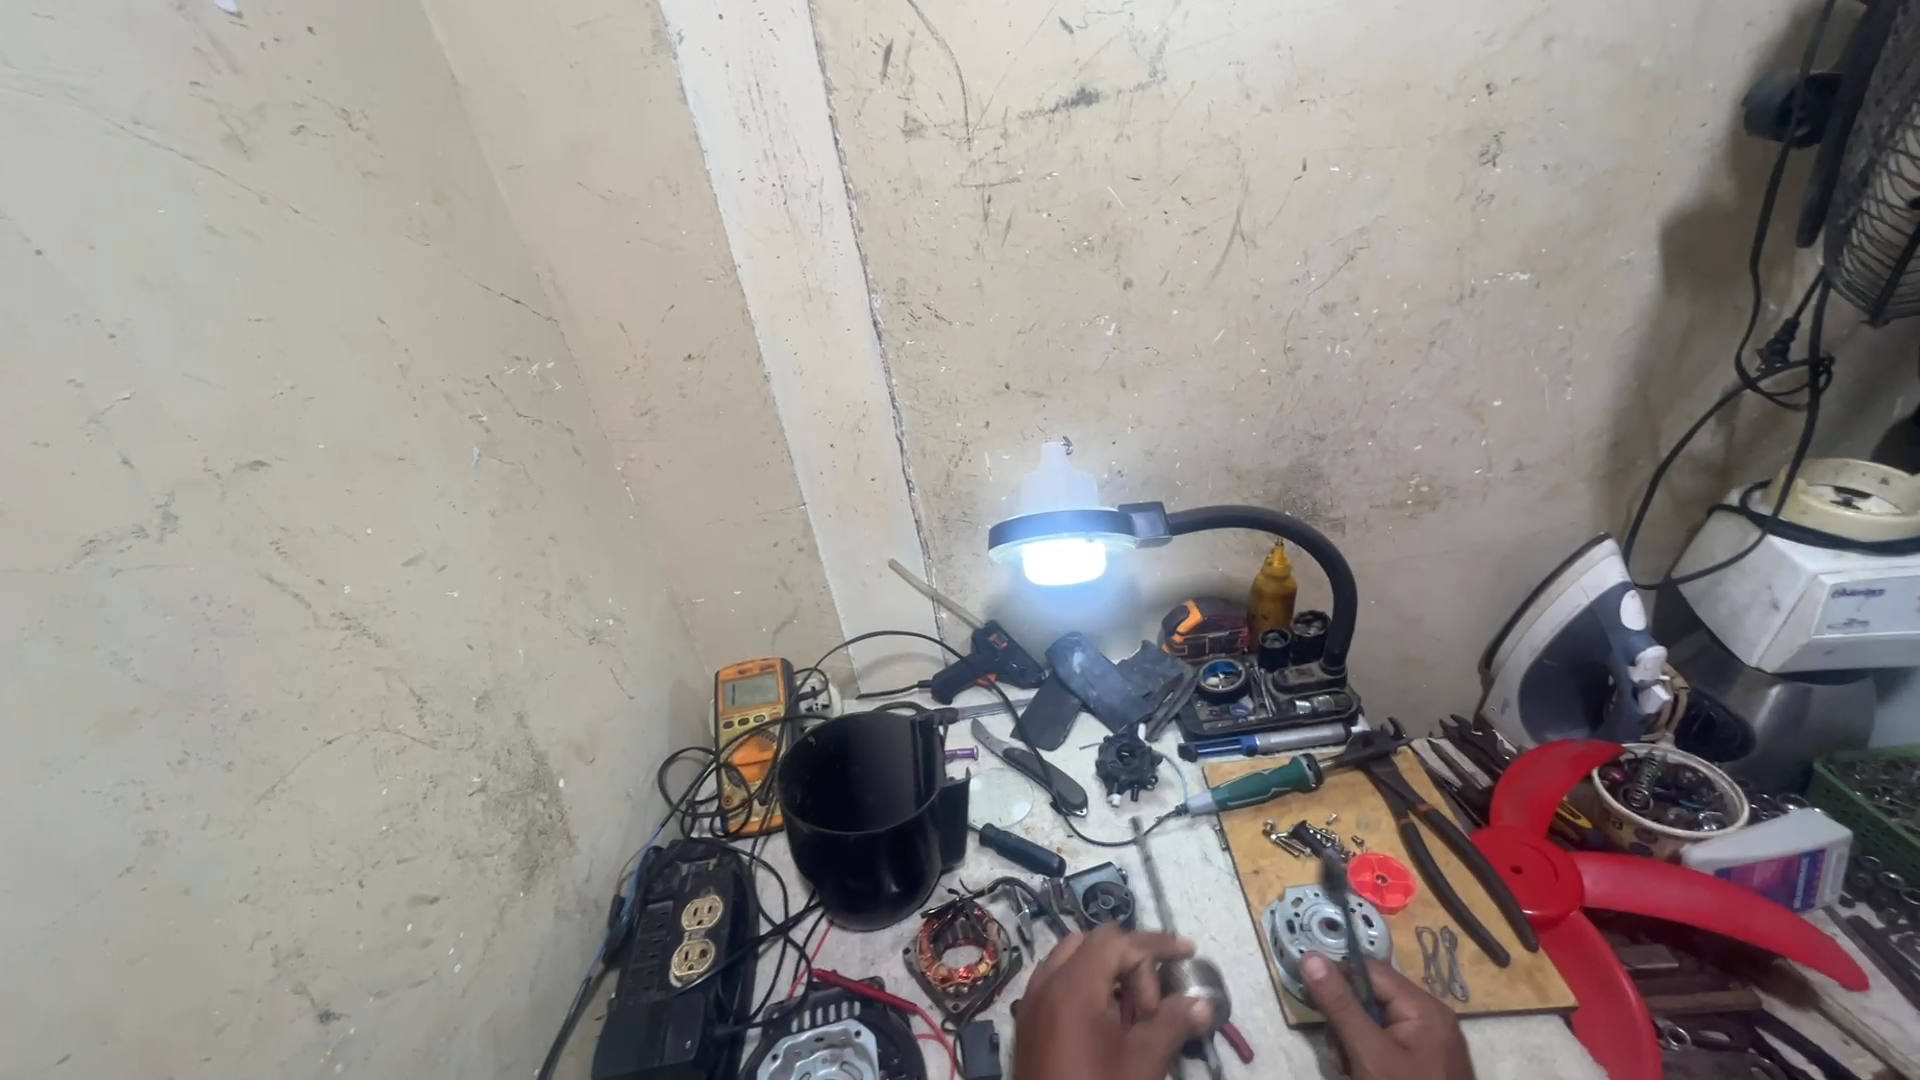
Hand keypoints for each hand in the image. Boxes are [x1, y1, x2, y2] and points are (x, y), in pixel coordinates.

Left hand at [1013, 925, 1212, 1079]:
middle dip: (1131, 960)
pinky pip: (1057, 979)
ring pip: (1072, 957)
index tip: (1187, 953)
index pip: (1118, 941)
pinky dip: (1084, 983)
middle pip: (1094, 943)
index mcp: (1074, 983)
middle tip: (1154, 1004)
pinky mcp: (1028, 1020)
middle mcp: (1047, 981)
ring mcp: (1032, 999)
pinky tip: (1104, 1017)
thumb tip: (1202, 1002)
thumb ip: (1173, 1024)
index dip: (1155, 945)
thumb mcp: (1142, 1063)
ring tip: (1133, 1008)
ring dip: (1106, 969)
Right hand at [1302, 952, 1474, 1079]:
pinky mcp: (1425, 1060)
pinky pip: (1387, 1039)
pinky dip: (1369, 1051)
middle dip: (1347, 1016)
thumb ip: (1339, 1004)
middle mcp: (1431, 1016)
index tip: (1311, 997)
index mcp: (1424, 1007)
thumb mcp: (1367, 1054)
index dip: (1337, 977)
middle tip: (1338, 1047)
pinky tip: (1362, 1072)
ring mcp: (1430, 1040)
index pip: (1369, 969)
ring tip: (1351, 1067)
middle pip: (1372, 993)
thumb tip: (1310, 956)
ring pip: (1375, 1017)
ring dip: (1354, 1037)